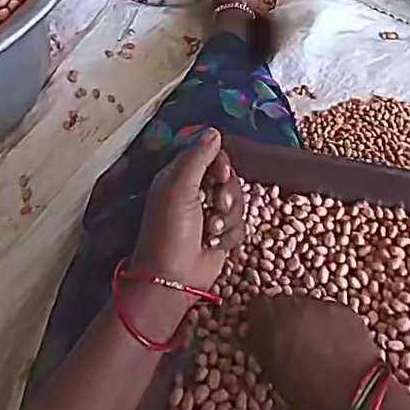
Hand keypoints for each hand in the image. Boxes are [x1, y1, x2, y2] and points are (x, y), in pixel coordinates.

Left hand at [129, 128, 245, 291]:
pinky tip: (215, 243)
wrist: (173, 278)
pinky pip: (241, 224)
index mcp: (179, 177)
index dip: (220, 164)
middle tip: (215, 205)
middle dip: (227, 193)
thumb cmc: (168, 231)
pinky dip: (230, 234)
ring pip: (238, 201)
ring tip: (211, 230)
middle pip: (228, 178)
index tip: (220, 175)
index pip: (209, 156)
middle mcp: (195, 193)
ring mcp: (209, 215)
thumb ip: (198, 158)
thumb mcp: (179, 188)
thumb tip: (214, 131)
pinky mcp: (222, 235)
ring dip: (228, 217)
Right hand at [244, 295, 384, 409]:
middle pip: (283, 302)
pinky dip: (330, 323)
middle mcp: (294, 307)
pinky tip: (336, 345)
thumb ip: (265, 349)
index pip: (257, 306)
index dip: (261, 319)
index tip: (265, 332)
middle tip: (291, 341)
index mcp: (271, 323)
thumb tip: (260, 340)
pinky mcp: (344, 310)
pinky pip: (330, 312)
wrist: (358, 398)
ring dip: (307, 320)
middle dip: (285, 318)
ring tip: (317, 345)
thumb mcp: (276, 376)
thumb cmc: (311, 396)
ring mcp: (321, 306)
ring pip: (307, 306)